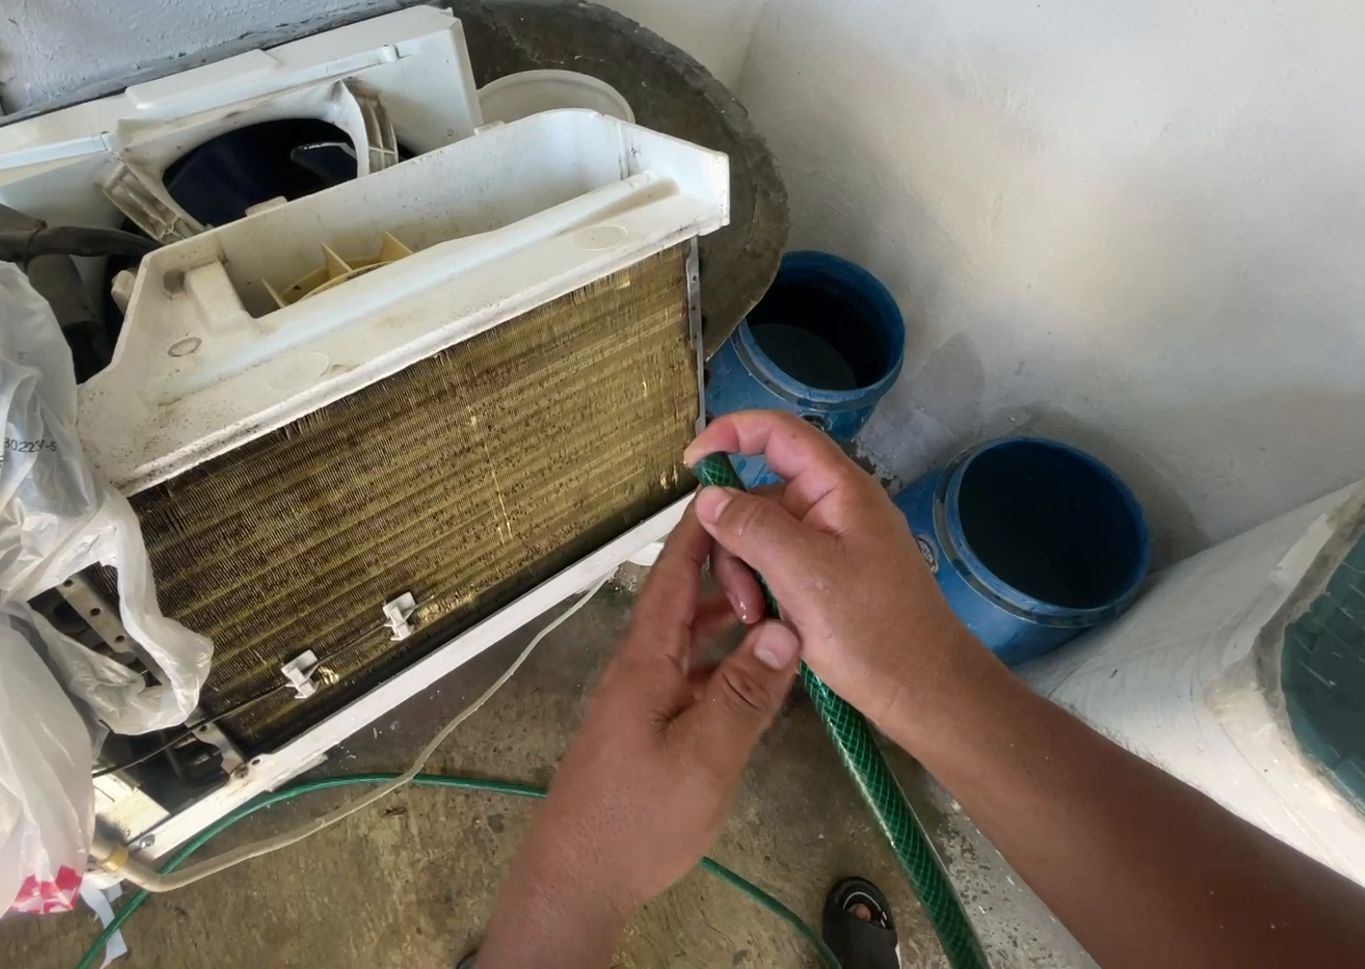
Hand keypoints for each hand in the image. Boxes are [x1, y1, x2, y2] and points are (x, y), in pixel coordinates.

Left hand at [476, 505, 801, 967]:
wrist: (581, 872)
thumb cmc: (638, 813)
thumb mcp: (703, 757)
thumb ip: (743, 696)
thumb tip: (783, 630)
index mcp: (647, 654)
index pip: (672, 573)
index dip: (697, 530)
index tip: (727, 490)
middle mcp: (643, 660)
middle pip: (684, 595)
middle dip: (725, 565)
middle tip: (776, 544)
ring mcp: (647, 690)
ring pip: (691, 632)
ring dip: (728, 610)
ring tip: (778, 594)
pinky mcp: (653, 718)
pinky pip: (694, 667)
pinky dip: (725, 654)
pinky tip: (756, 661)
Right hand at [683, 410, 1001, 737]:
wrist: (924, 693)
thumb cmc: (873, 629)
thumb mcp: (805, 574)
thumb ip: (753, 527)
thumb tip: (707, 497)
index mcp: (837, 488)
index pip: (778, 433)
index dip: (730, 432)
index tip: (690, 464)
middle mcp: (828, 505)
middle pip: (756, 492)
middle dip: (731, 533)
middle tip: (735, 588)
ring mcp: (823, 541)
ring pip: (755, 532)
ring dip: (741, 568)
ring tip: (753, 614)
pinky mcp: (818, 573)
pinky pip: (769, 561)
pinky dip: (756, 584)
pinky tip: (763, 619)